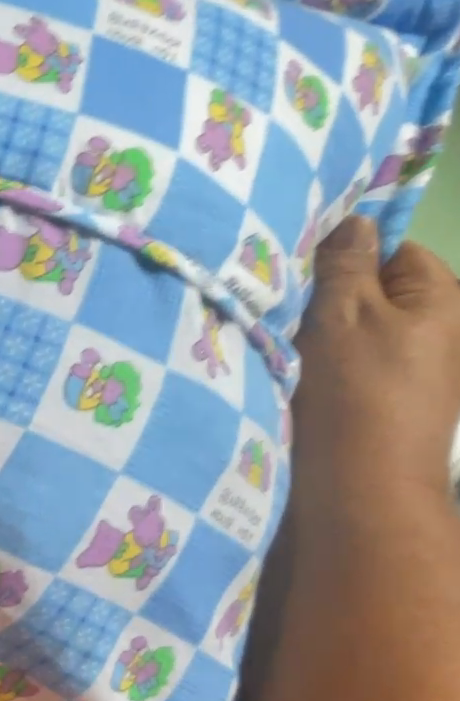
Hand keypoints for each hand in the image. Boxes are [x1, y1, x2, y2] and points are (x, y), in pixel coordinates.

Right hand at [293, 216, 459, 504]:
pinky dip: (302, 357)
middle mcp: (427, 326)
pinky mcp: (366, 396)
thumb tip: (353, 220)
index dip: (340, 248)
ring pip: (340, 326)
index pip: (389, 249)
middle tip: (266, 295)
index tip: (286, 257)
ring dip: (302, 327)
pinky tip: (273, 362)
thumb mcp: (346, 315)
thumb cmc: (356, 388)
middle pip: (362, 289)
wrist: (359, 480)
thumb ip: (346, 265)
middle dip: (315, 291)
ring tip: (263, 329)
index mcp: (438, 298)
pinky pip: (331, 359)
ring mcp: (397, 365)